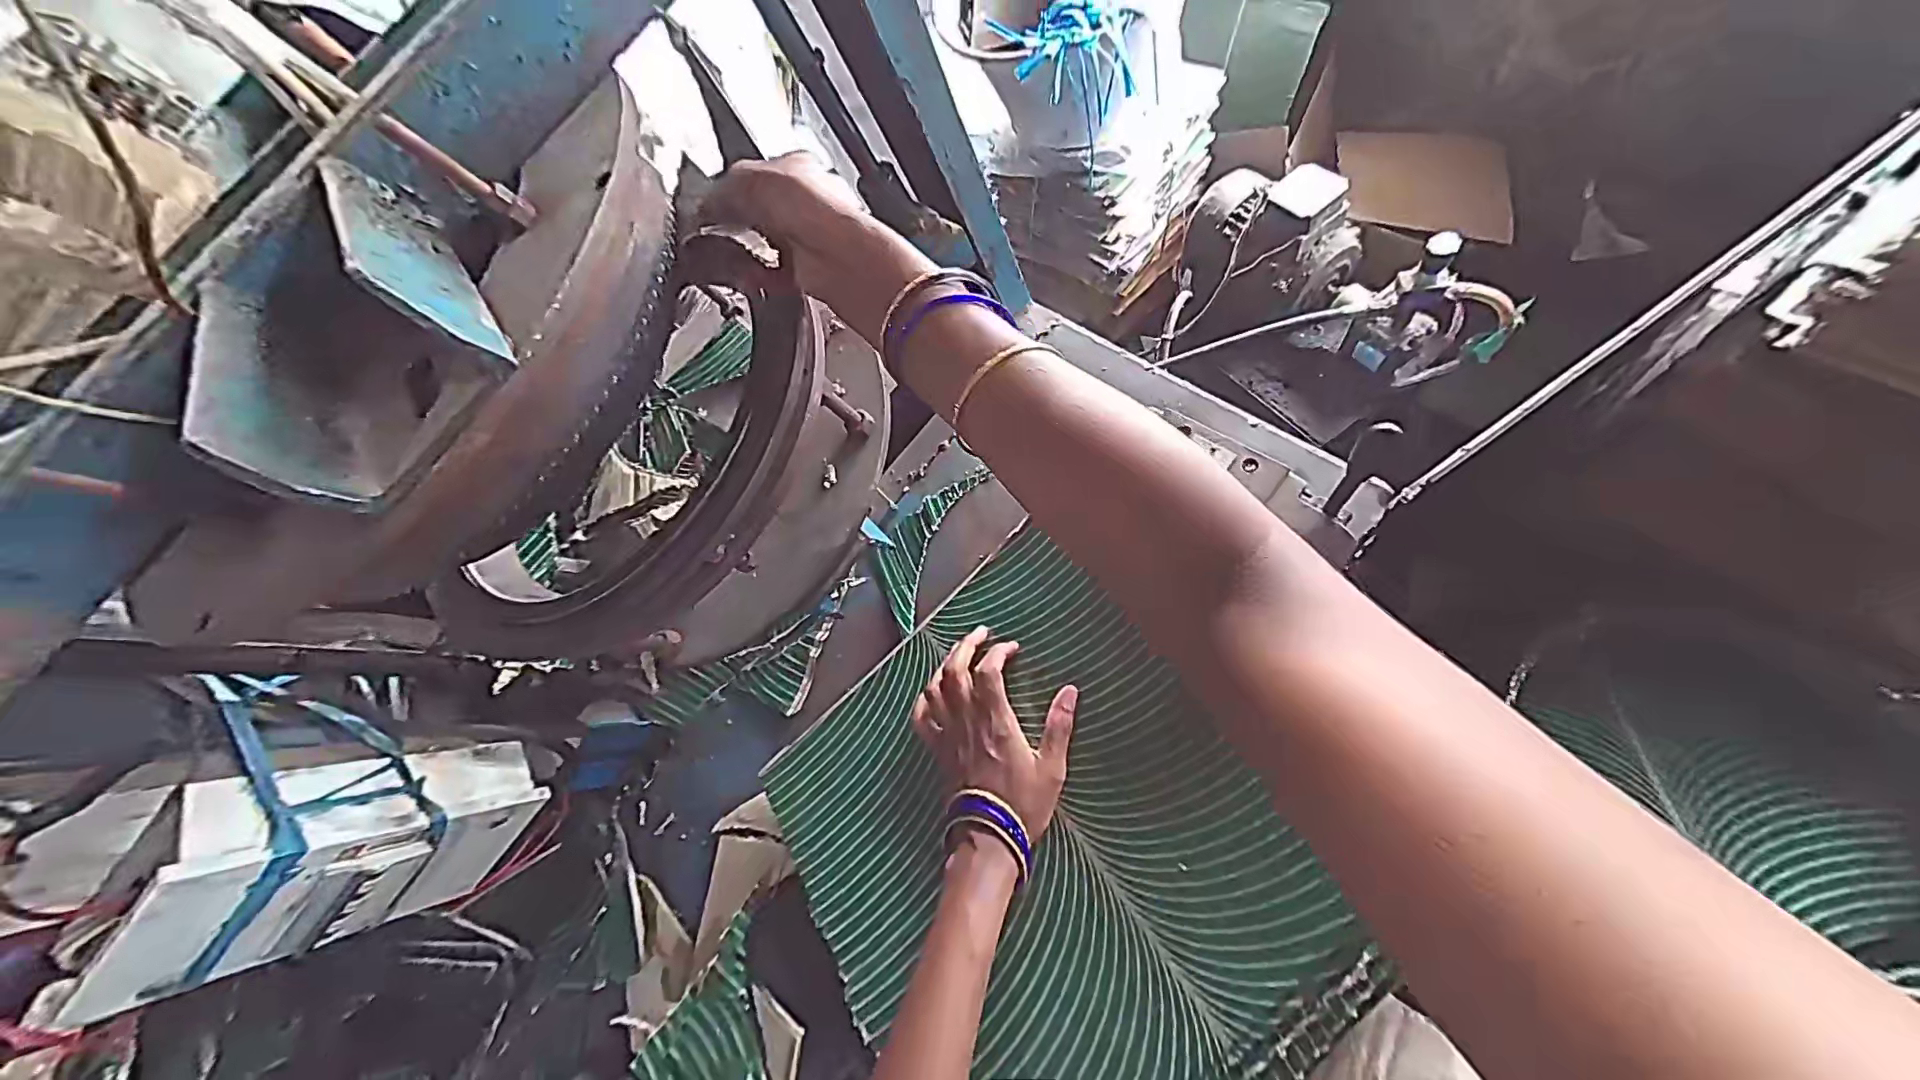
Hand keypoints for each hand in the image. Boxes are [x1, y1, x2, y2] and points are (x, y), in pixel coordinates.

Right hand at [696, 153, 930, 342]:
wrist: (833, 254)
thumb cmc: (809, 206)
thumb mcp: (747, 179)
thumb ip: (719, 190)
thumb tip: (704, 205)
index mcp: (797, 166)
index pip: (756, 173)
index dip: (730, 186)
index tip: (712, 201)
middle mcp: (806, 203)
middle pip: (759, 213)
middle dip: (737, 223)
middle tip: (719, 228)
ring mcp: (807, 240)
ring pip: (764, 246)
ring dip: (745, 251)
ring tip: (731, 252)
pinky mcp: (806, 273)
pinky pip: (771, 276)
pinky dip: (756, 276)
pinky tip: (748, 273)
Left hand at [912, 627, 1077, 840]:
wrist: (987, 838)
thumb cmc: (1023, 805)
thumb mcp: (1052, 768)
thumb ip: (1059, 726)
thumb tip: (1070, 690)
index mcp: (996, 722)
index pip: (989, 672)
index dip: (998, 652)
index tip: (1012, 647)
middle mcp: (967, 721)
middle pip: (956, 671)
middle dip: (966, 645)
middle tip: (980, 633)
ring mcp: (948, 735)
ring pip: (936, 688)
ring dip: (945, 664)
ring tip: (959, 653)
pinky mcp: (937, 750)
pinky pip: (920, 717)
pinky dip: (923, 698)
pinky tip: (930, 690)